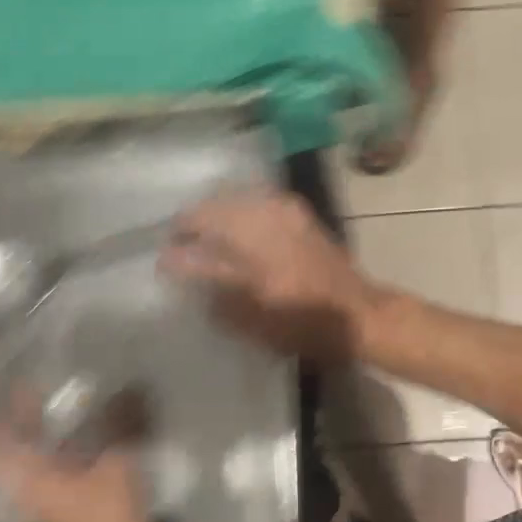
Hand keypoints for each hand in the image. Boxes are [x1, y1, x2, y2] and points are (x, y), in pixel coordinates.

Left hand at [0, 406, 152, 521]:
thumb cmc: (110, 515)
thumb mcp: (118, 462)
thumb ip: (120, 423)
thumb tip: (129, 388)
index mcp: (28, 477)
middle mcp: (25, 492)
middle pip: (5, 452)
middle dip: (13, 421)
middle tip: (30, 391)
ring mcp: (41, 506)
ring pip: (23, 465)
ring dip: (32, 438)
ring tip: (54, 411)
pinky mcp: (59, 514)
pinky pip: (42, 476)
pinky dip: (50, 453)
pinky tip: (76, 441)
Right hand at [159, 190, 383, 360]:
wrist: (358, 316)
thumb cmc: (300, 321)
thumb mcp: (246, 312)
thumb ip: (207, 280)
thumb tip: (170, 261)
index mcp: (251, 230)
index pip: (198, 219)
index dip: (177, 237)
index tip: (163, 255)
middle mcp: (268, 210)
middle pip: (217, 203)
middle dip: (195, 221)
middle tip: (182, 246)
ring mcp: (288, 209)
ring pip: (239, 199)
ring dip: (218, 215)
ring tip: (207, 241)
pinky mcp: (301, 216)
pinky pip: (260, 204)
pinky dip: (242, 215)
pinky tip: (238, 238)